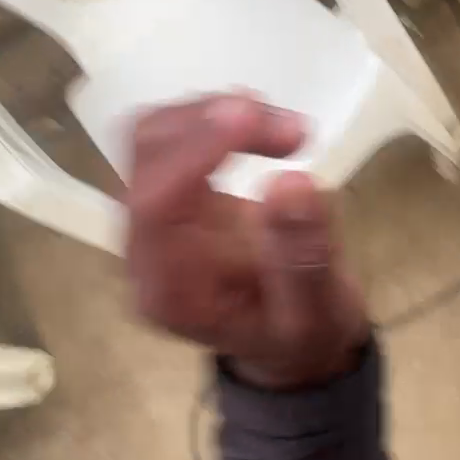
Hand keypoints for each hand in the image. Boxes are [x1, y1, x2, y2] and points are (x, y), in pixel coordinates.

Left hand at [123, 93, 370, 389]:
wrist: (293, 344)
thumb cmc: (303, 335)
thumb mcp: (315, 312)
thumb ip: (303, 257)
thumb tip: (291, 181)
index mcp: (170, 289)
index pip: (156, 205)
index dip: (196, 153)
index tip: (253, 119)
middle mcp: (145, 249)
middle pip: (146, 157)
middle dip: (213, 125)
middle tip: (294, 131)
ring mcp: (155, 218)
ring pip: (155, 136)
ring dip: (216, 115)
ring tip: (288, 130)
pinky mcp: (177, 195)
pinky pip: (176, 138)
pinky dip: (217, 120)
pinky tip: (262, 128)